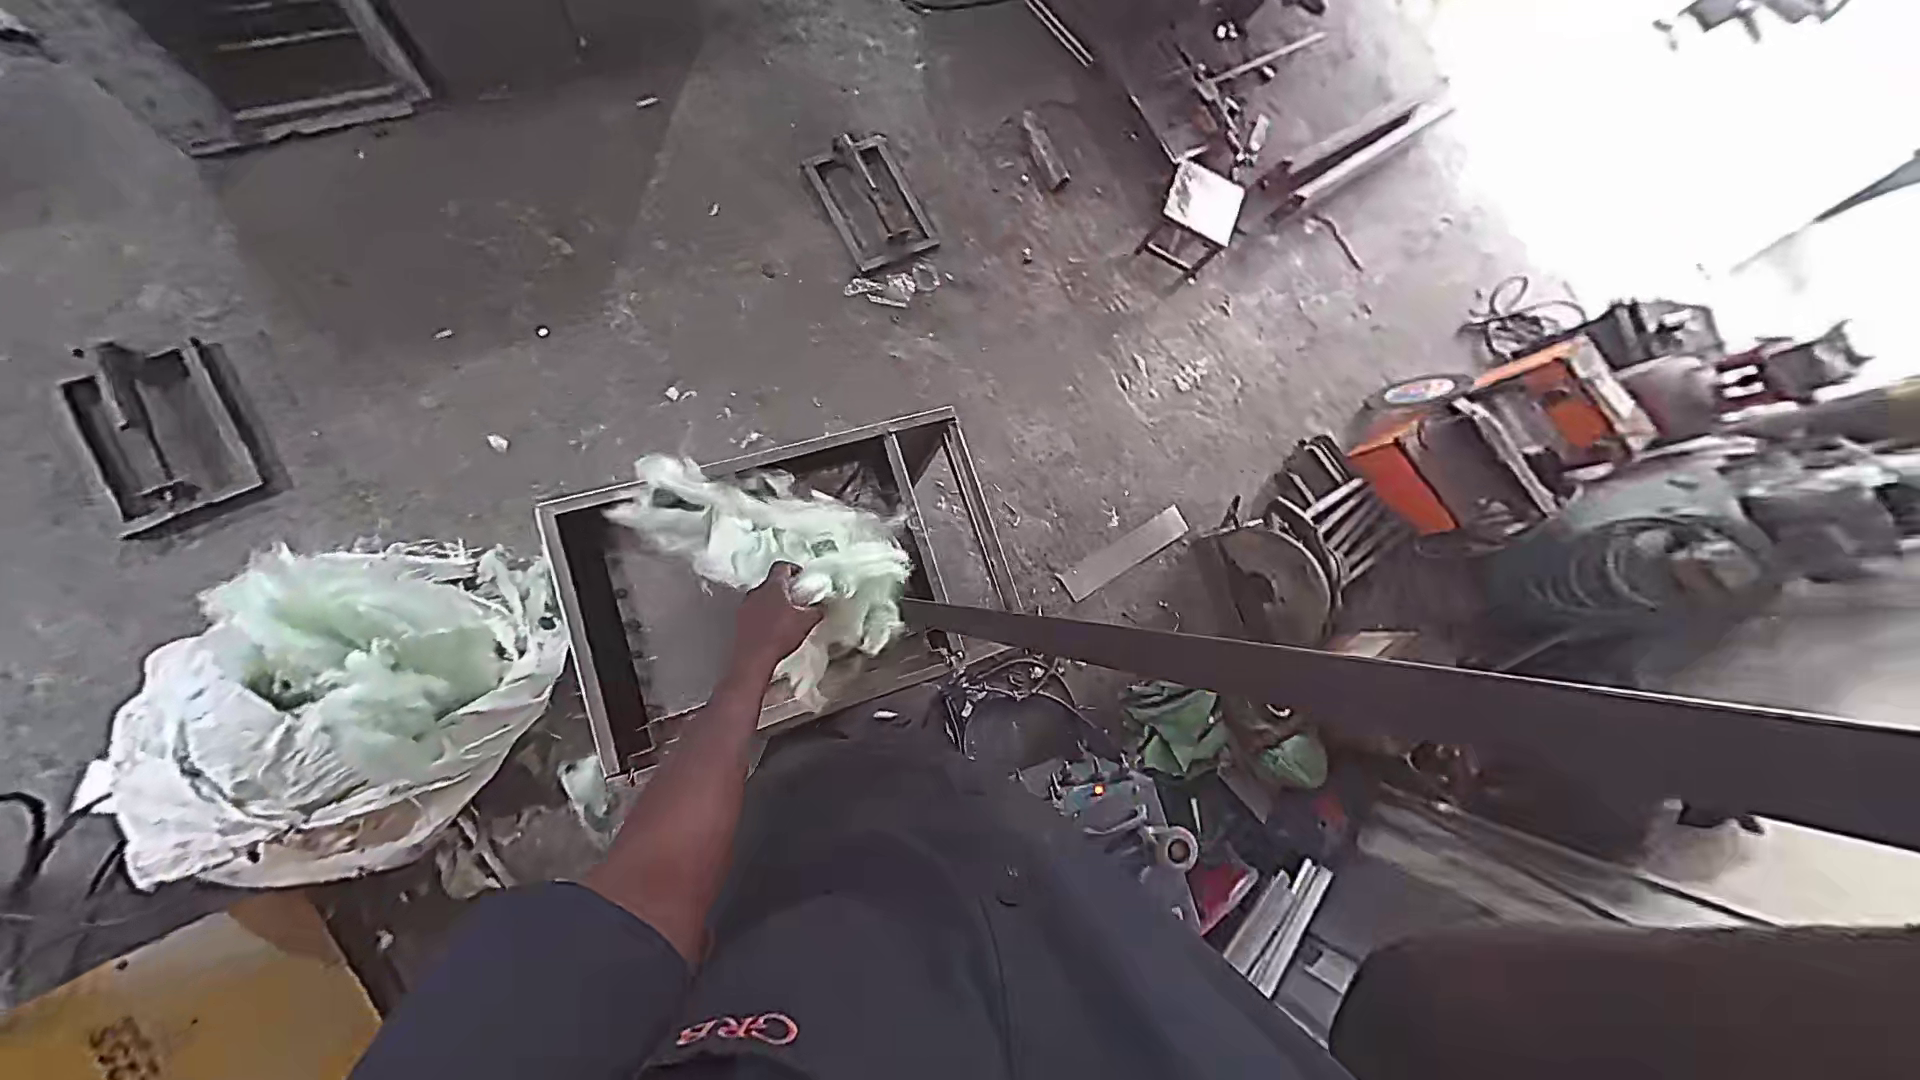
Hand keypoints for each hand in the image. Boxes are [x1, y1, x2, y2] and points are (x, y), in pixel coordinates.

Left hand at [730, 562, 824, 674]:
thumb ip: (817, 610)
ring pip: (761, 596)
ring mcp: (745, 606)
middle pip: (771, 582)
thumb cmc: (781, 635)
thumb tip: (822, 606)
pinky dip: (763, 613)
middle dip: (784, 587)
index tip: (801, 576)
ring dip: (772, 601)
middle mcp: (756, 592)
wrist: (754, 659)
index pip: (781, 566)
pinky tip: (772, 626)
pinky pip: (753, 610)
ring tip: (785, 614)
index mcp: (773, 587)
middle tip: (796, 597)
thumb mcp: (807, 622)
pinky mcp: (739, 620)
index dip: (793, 568)